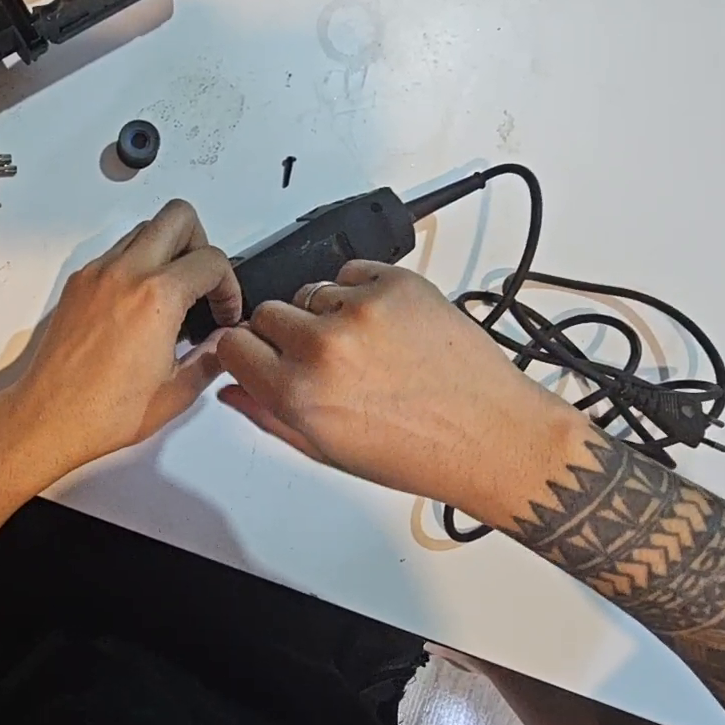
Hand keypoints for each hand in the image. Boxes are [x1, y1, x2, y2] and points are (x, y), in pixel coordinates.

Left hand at [0, 200, 243, 489]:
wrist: (49, 418)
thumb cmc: (101, 411)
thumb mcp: (176, 392)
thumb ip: (211, 358)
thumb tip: (223, 343)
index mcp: (156, 297)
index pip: (211, 260)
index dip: (229, 286)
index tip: (224, 311)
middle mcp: (124, 274)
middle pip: (178, 217)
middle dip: (202, 244)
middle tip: (203, 282)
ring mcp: (97, 274)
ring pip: (144, 229)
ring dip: (167, 250)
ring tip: (173, 294)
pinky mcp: (78, 284)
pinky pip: (116, 253)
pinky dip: (136, 264)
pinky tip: (141, 305)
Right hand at [214, 262, 582, 523]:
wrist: (493, 435)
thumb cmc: (420, 451)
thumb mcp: (326, 450)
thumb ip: (268, 414)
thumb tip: (234, 389)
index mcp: (298, 392)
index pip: (231, 344)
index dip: (243, 352)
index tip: (255, 354)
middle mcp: (323, 346)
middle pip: (265, 312)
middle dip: (283, 334)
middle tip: (318, 357)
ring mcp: (361, 309)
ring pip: (309, 292)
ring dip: (324, 314)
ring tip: (362, 347)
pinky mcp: (397, 283)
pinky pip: (350, 273)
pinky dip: (359, 294)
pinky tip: (382, 327)